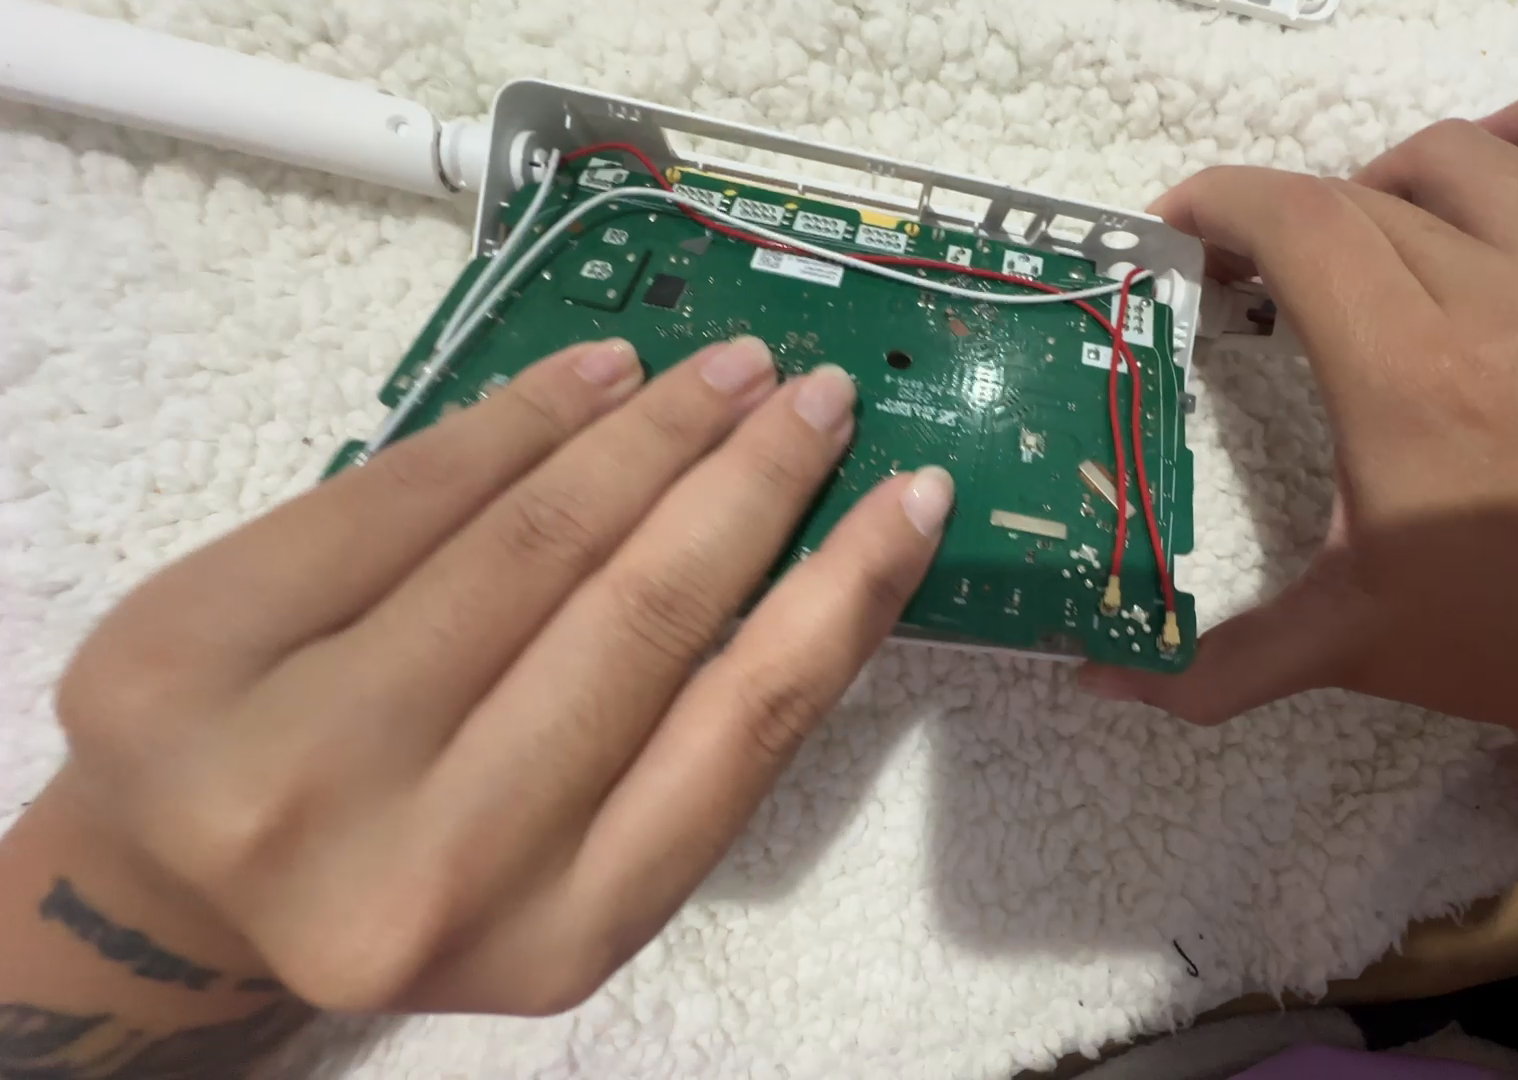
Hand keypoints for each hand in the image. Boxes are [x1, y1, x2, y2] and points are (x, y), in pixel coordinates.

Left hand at [42, 336, 951, 1013]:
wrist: (201, 886)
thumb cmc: (453, 854)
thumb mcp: (604, 837)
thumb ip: (703, 717)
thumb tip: (822, 551)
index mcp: (576, 920)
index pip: (751, 719)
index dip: (851, 588)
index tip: (917, 496)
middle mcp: (439, 865)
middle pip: (647, 612)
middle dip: (758, 477)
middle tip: (821, 395)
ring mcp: (291, 763)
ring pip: (536, 537)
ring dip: (660, 425)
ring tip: (732, 367)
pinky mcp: (181, 654)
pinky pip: (405, 491)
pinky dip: (526, 414)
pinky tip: (605, 371)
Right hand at [1083, 82, 1517, 781]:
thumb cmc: (1515, 645)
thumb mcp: (1343, 650)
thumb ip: (1212, 667)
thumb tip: (1097, 685)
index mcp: (1409, 383)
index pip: (1301, 228)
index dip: (1223, 202)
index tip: (1174, 222)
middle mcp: (1507, 303)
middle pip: (1361, 200)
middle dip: (1275, 218)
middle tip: (1238, 277)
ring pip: (1473, 160)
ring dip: (1380, 182)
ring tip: (1350, 242)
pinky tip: (1517, 157)